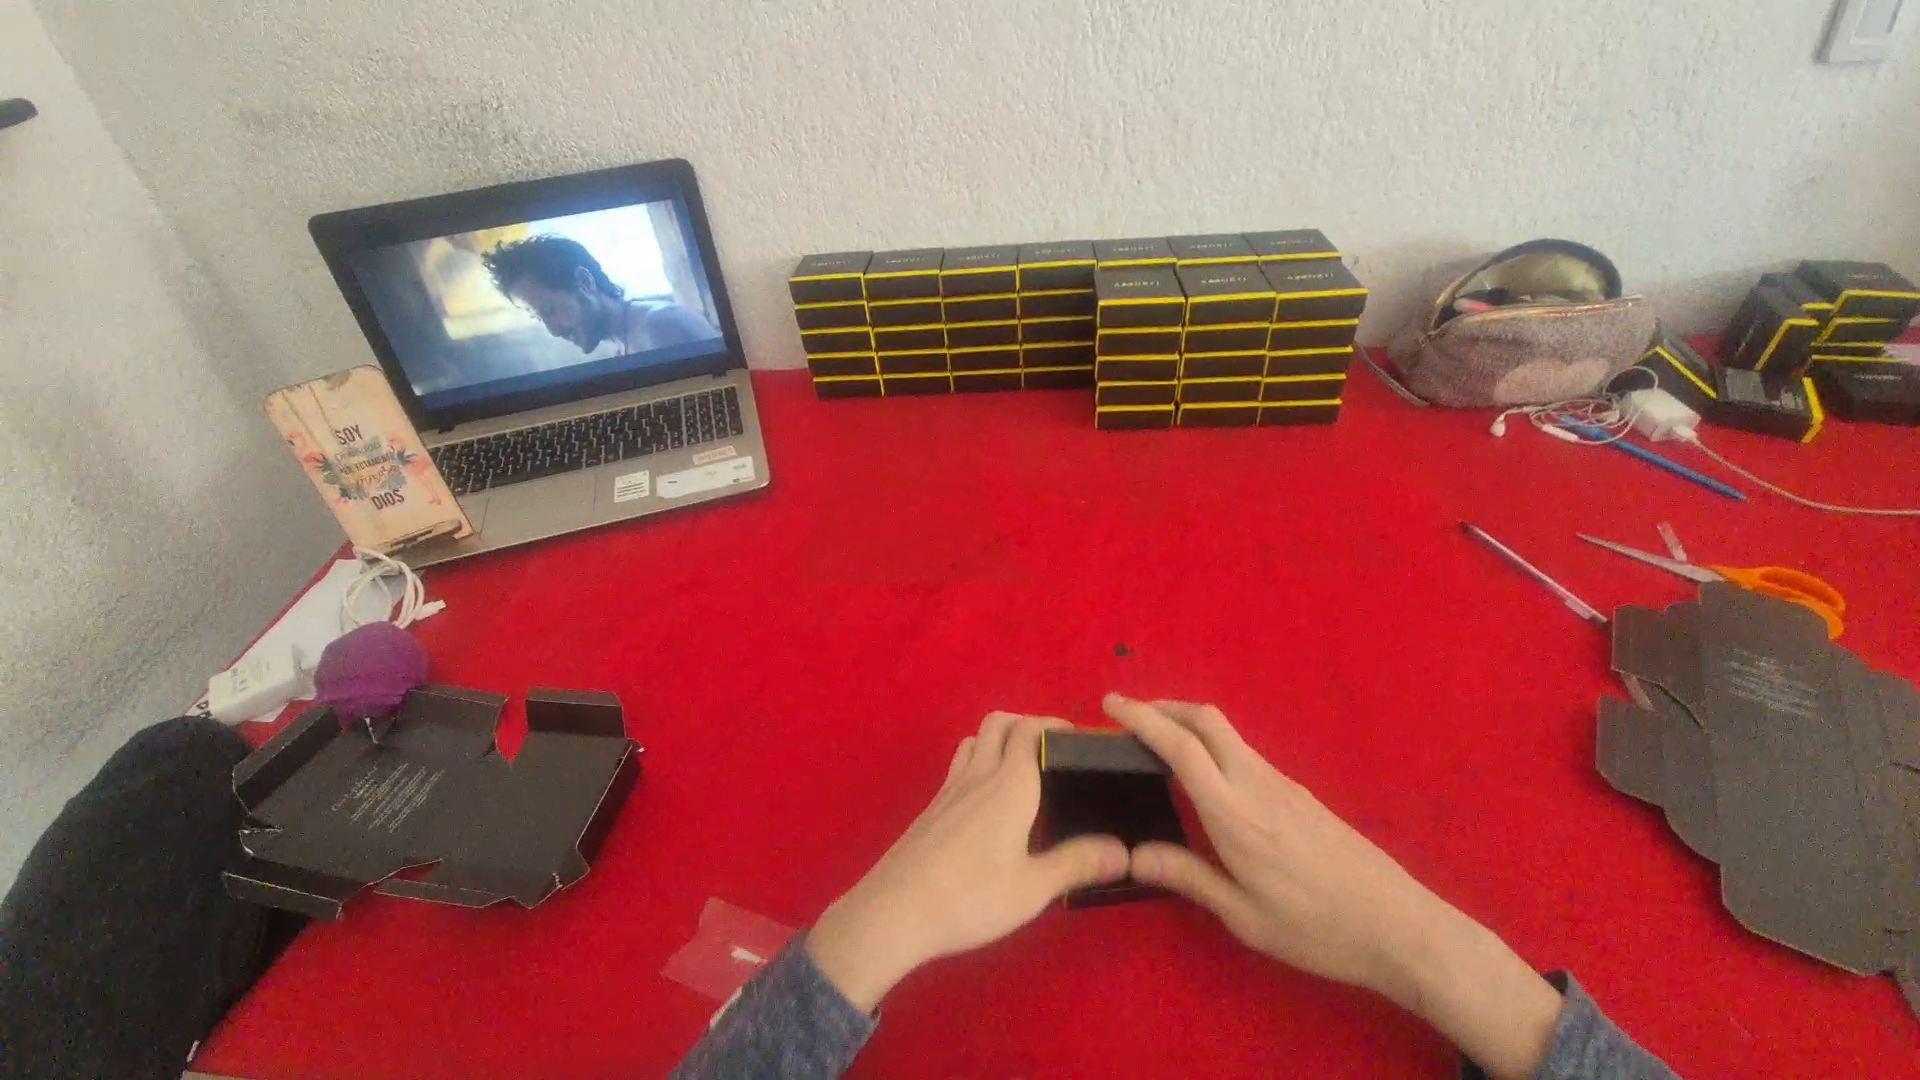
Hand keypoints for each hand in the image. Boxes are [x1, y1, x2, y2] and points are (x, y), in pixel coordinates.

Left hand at [806, 713, 1128, 1010]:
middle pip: (998, 723)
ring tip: (1021, 769)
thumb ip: (1077, 864)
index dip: (1054, 725)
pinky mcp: (932, 808)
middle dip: (1027, 723)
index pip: (1029, 730)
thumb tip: (1125, 851)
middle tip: (1052, 751)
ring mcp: (949, 789)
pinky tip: (987, 802)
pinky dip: (978, 763)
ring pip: (974, 740)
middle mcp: (977, 775)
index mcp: (1008, 784)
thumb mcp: (1032, 888)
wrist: (894, 911)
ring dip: (998, 739)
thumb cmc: (970, 897)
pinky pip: (959, 766)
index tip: (1078, 740)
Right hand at [1103, 694, 1562, 1079]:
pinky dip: (1209, 743)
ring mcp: (1281, 783)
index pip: (1179, 747)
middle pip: (1206, 719)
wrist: (1401, 927)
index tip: (1110, 704)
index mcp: (1234, 813)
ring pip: (1226, 732)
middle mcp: (1256, 783)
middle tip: (1128, 715)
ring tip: (1157, 741)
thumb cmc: (1316, 929)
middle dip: (1163, 706)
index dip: (1141, 718)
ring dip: (1186, 722)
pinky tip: (1203, 774)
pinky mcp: (1297, 791)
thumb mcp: (1244, 916)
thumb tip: (1133, 854)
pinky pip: (1243, 751)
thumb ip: (1187, 876)